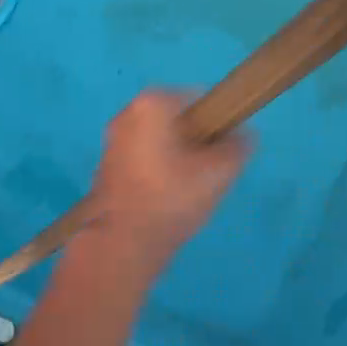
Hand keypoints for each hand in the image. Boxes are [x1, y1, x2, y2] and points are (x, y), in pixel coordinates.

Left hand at [87, 90, 251, 260]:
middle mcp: (126, 114)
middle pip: (179, 123)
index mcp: (152, 103)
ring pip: (161, 146)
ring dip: (176, 164)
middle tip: (203, 178)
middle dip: (196, 147)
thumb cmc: (171, 200)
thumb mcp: (219, 172)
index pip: (202, 100)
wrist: (121, 245)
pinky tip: (163, 204)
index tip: (220, 156)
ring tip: (184, 195)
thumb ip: (239, 146)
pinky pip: (143, 165)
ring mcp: (112, 143)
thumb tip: (241, 137)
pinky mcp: (105, 170)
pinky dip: (156, 178)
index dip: (219, 126)